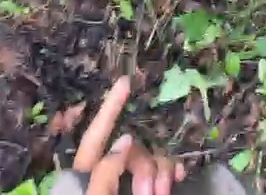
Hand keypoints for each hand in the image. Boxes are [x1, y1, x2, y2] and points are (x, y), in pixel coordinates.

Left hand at [73, 76, 186, 194]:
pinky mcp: (143, 188)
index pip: (97, 133)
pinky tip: (178, 178)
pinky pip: (161, 172)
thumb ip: (106, 170)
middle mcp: (108, 169)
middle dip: (148, 163)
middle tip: (153, 192)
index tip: (125, 81)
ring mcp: (125, 181)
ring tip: (164, 192)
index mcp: (87, 170)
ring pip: (150, 157)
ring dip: (161, 171)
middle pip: (132, 146)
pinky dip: (169, 173)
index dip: (110, 107)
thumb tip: (126, 138)